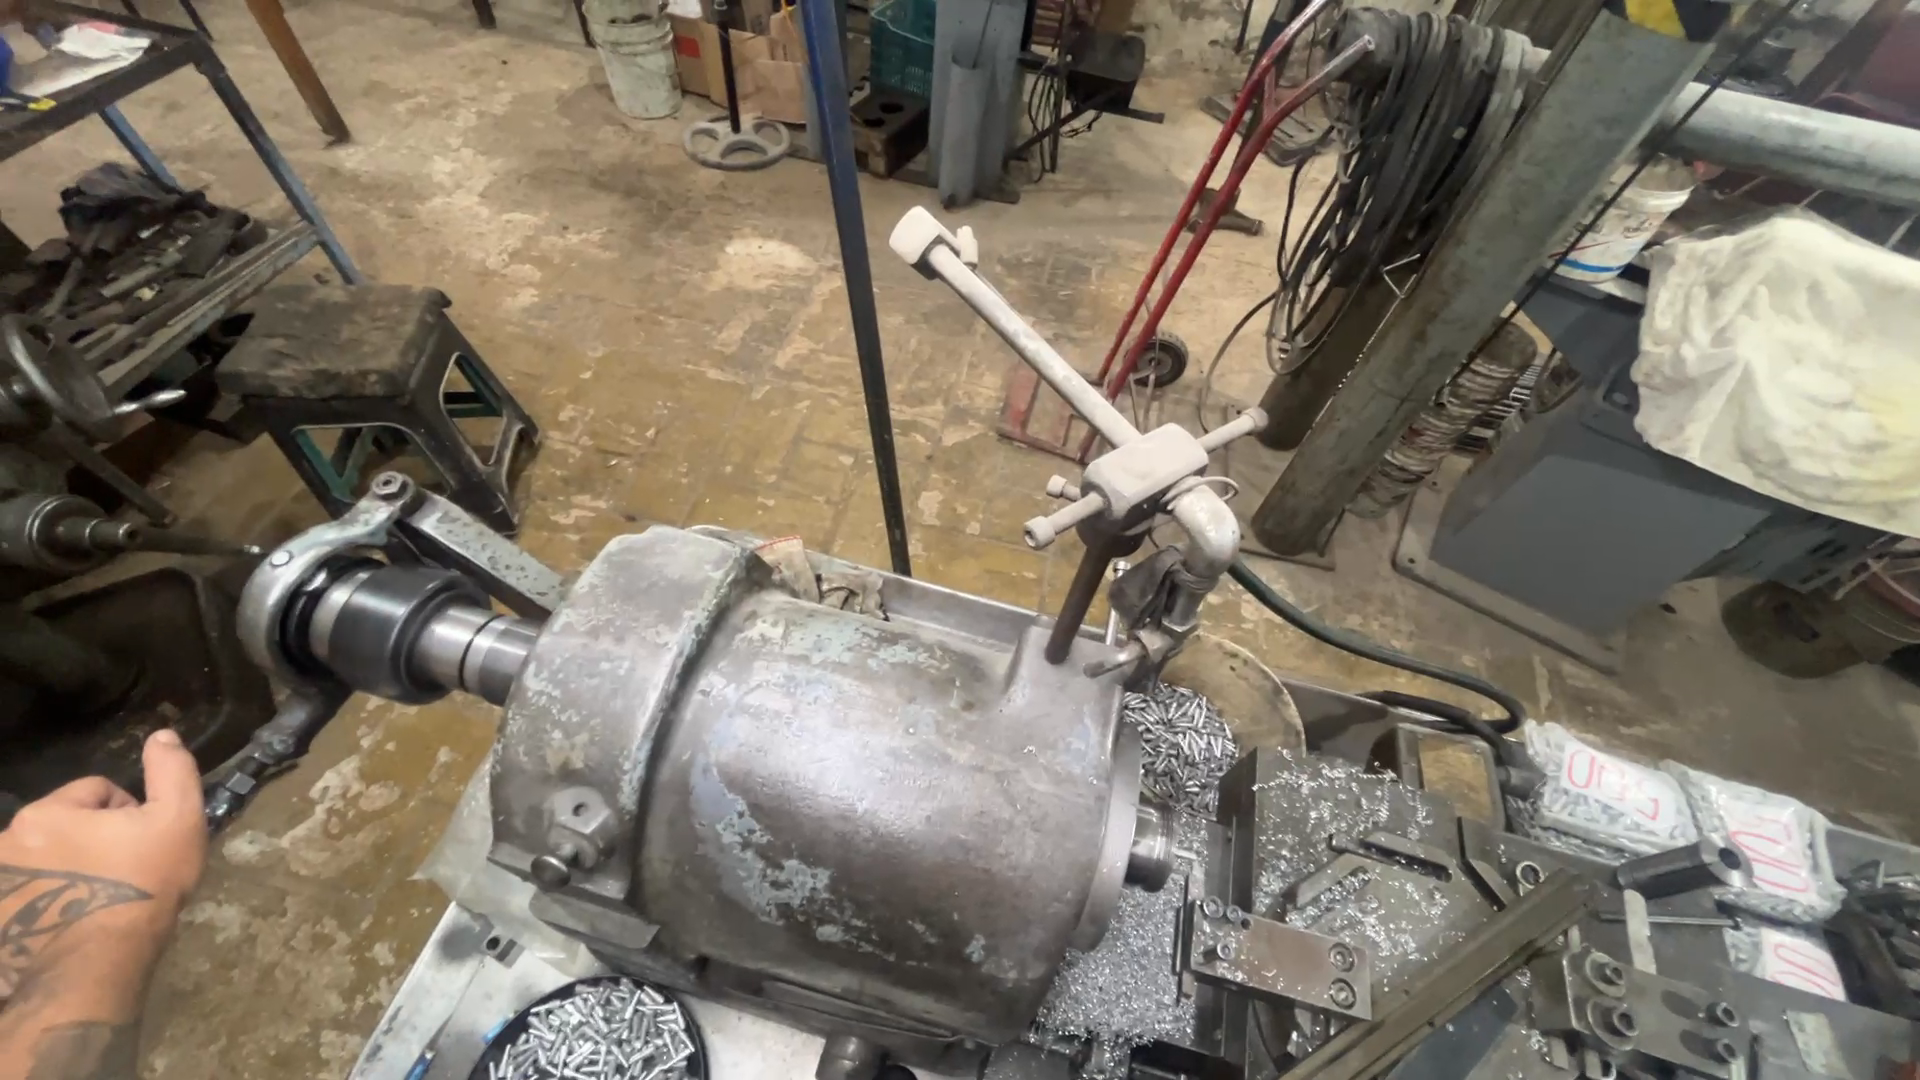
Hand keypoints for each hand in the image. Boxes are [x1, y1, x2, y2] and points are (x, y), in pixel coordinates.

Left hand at [0, 730, 206, 914]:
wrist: (100, 953)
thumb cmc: (145, 876)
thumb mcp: (179, 815)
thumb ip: (171, 770)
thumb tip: (161, 735)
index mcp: (46, 814)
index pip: (98, 790)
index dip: (132, 810)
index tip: (146, 838)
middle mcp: (5, 842)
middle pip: (67, 823)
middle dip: (96, 837)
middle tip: (126, 866)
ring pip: (46, 856)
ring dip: (71, 865)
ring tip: (98, 893)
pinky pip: (27, 888)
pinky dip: (48, 894)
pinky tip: (70, 913)